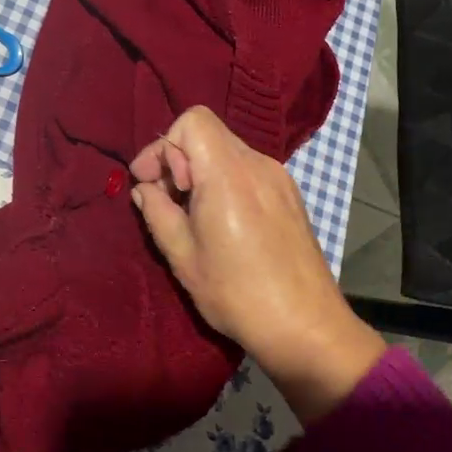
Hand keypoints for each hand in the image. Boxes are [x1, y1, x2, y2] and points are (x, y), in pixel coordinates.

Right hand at [129, 107, 385, 423]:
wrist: (307, 329)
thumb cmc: (238, 294)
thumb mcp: (183, 257)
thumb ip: (157, 212)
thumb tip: (144, 190)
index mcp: (227, 173)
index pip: (192, 121)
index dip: (164, 145)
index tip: (151, 181)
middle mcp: (257, 164)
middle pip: (208, 133)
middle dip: (178, 159)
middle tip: (167, 200)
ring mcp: (279, 177)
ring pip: (227, 150)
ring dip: (200, 171)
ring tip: (193, 215)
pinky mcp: (290, 195)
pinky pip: (247, 170)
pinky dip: (224, 181)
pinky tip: (223, 222)